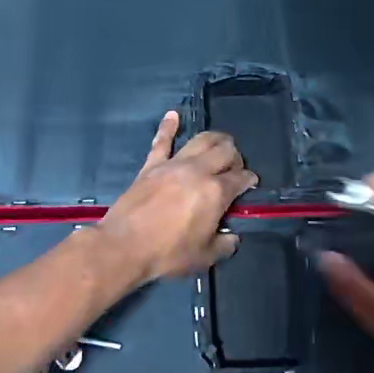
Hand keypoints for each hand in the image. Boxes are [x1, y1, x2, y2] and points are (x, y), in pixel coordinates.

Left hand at [95, 111, 257, 283]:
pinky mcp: (151, 165)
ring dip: (215, 139)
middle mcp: (198, 171)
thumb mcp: (205, 257)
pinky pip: (161, 141)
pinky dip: (168, 126)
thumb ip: (224, 244)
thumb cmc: (167, 253)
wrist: (123, 247)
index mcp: (216, 192)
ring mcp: (173, 164)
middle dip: (236, 156)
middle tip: (235, 168)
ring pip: (200, 140)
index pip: (241, 178)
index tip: (250, 184)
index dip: (250, 179)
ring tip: (220, 143)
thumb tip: (232, 237)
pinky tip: (173, 115)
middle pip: (225, 150)